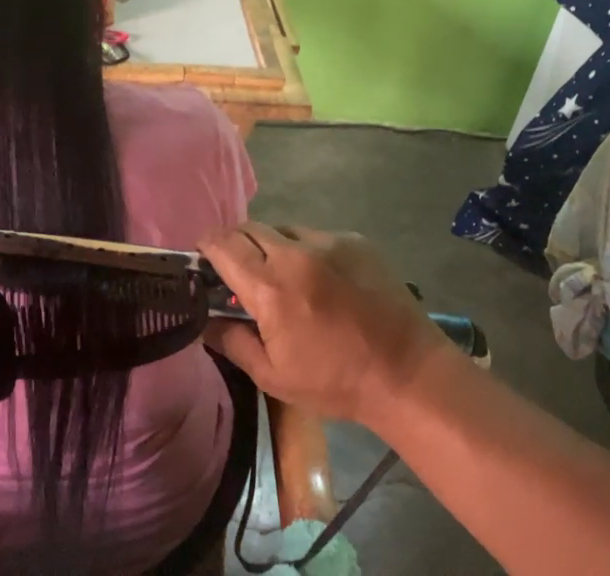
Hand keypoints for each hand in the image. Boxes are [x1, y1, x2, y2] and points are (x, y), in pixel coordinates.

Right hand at [198, 224, 455, 425]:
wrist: (406, 372)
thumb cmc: (335, 381)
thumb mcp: (273, 375)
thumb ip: (232, 341)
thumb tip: (203, 320)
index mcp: (270, 287)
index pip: (223, 244)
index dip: (206, 246)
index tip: (204, 260)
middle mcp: (296, 253)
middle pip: (249, 228)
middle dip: (237, 245)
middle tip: (240, 273)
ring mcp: (330, 242)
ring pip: (284, 230)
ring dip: (273, 247)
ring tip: (285, 279)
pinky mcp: (356, 241)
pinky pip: (318, 237)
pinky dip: (308, 252)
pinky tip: (322, 282)